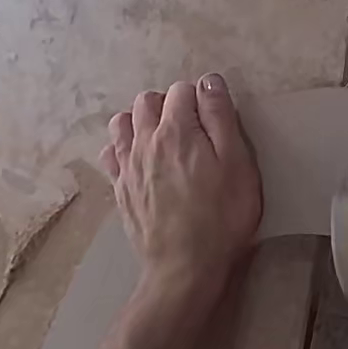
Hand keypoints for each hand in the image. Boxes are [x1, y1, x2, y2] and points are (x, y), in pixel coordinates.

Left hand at [98, 74, 261, 319]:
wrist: (185, 267)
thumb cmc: (222, 216)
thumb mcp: (237, 163)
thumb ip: (221, 118)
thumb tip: (209, 81)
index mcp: (177, 130)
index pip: (182, 89)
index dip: (202, 99)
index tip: (216, 122)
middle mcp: (145, 141)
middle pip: (147, 99)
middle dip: (170, 104)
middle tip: (194, 129)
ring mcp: (127, 165)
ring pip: (123, 121)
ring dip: (142, 121)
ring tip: (165, 139)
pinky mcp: (120, 189)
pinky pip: (110, 153)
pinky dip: (122, 147)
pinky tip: (141, 160)